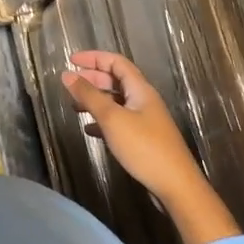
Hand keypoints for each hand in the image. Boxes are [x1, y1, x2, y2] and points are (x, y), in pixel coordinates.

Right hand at [63, 50, 239, 243]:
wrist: (175, 186)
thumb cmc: (144, 147)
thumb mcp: (112, 118)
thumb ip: (89, 95)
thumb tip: (67, 74)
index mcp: (140, 89)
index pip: (116, 62)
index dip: (94, 57)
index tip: (71, 60)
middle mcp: (144, 100)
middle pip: (116, 80)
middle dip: (92, 78)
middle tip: (70, 84)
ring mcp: (145, 120)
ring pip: (116, 101)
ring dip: (95, 100)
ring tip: (74, 106)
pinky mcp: (144, 139)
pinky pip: (119, 121)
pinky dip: (103, 121)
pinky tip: (89, 130)